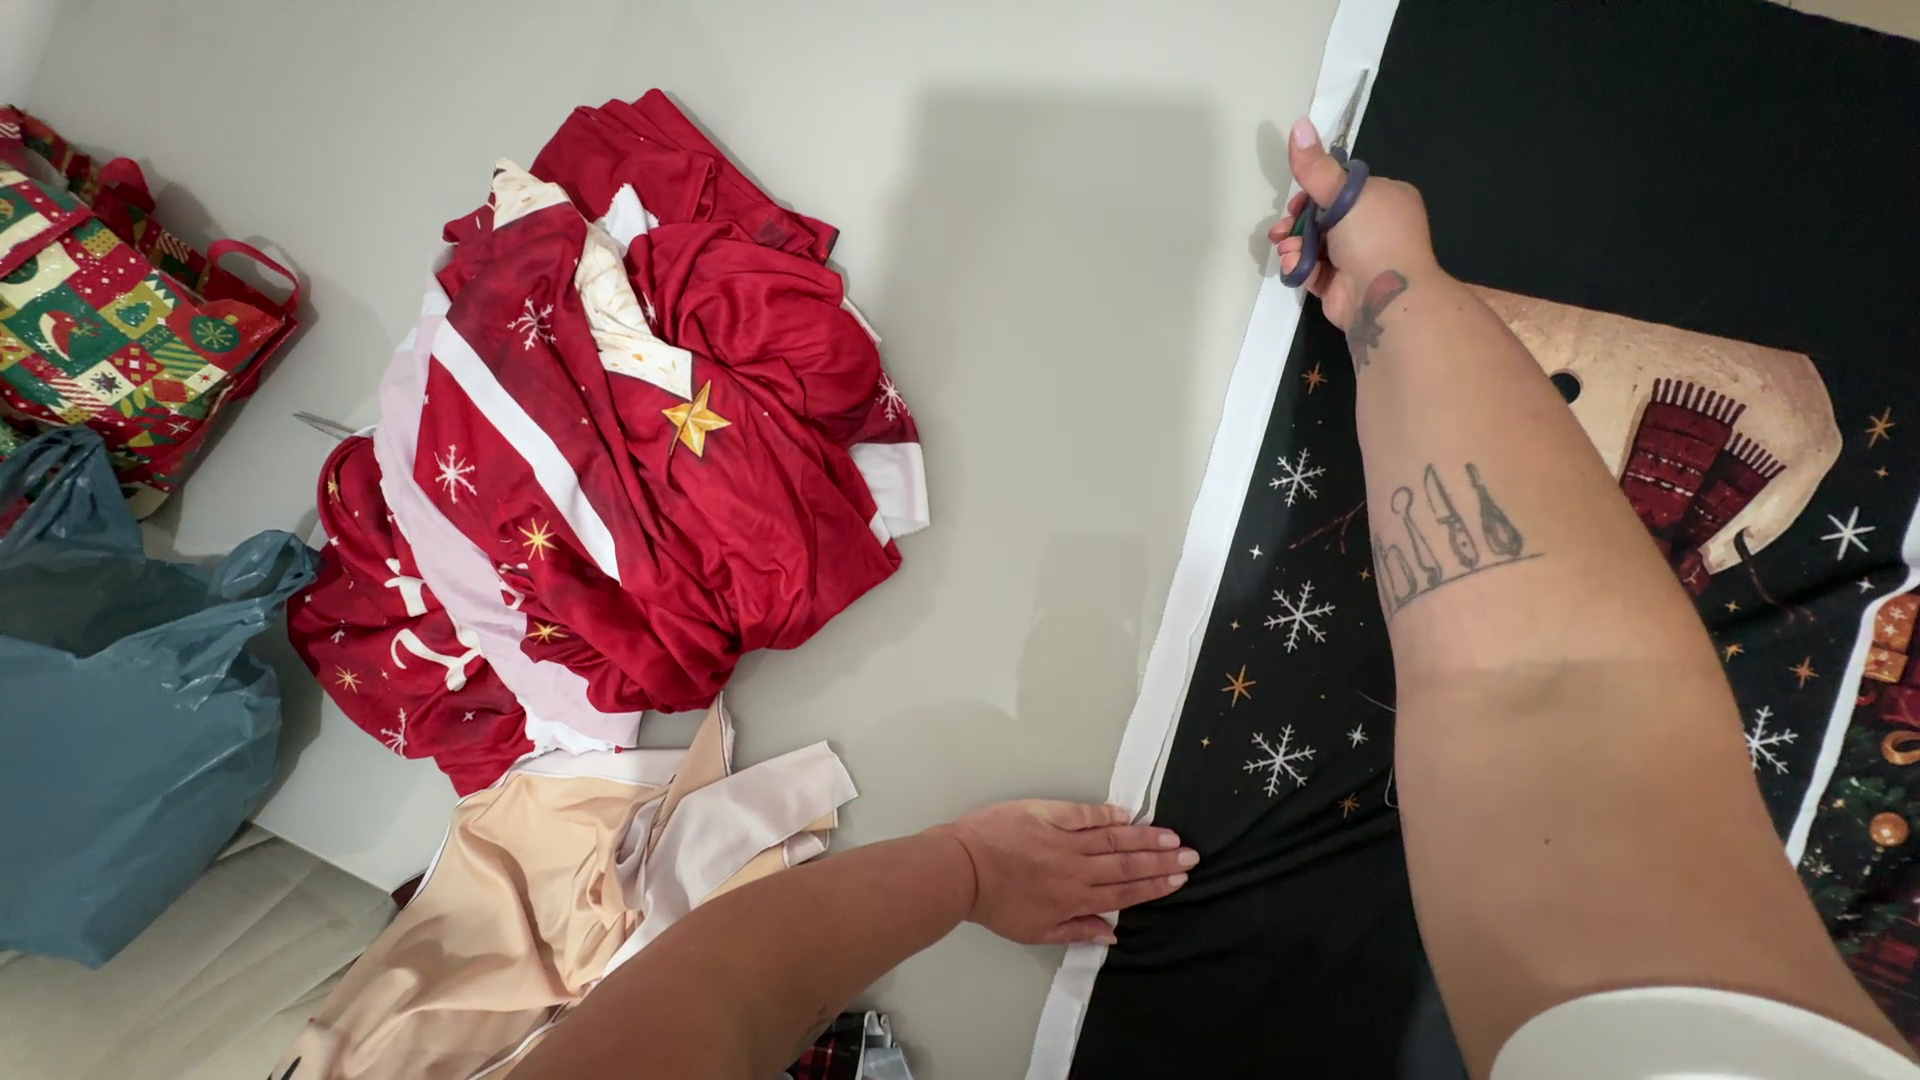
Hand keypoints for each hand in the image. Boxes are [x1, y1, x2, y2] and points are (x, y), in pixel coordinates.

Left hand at [928, 800, 1195, 945]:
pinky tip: (1127, 813)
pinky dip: (1106, 814)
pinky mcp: (1046, 814)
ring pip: (1112, 838)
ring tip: (1170, 835)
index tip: (1180, 878)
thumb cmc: (996, 904)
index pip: (1124, 891)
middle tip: (1190, 854)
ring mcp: (1062, 839)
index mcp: (1075, 898)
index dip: (1154, 884)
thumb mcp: (1036, 931)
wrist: (963, 869)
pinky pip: (1083, 814)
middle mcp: (1076, 869)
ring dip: (1143, 837)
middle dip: (1161, 860)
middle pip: (1127, 863)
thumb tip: (1112, 931)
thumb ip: (1077, 930)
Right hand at [1268, 116, 1439, 328]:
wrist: (1384, 294)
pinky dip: (1299, 266)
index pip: (1341, 188)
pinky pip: (1311, 270)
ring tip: (1285, 249)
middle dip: (1296, 222)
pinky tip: (1292, 266)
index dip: (1314, 192)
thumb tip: (1297, 123)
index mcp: (1383, 198)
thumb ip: (1316, 168)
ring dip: (1294, 245)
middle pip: (1322, 217)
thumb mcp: (1345, 195)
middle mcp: (1371, 226)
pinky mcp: (1338, 284)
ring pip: (1313, 244)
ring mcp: (1354, 257)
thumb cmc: (1374, 236)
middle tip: (1281, 229)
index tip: (1296, 200)